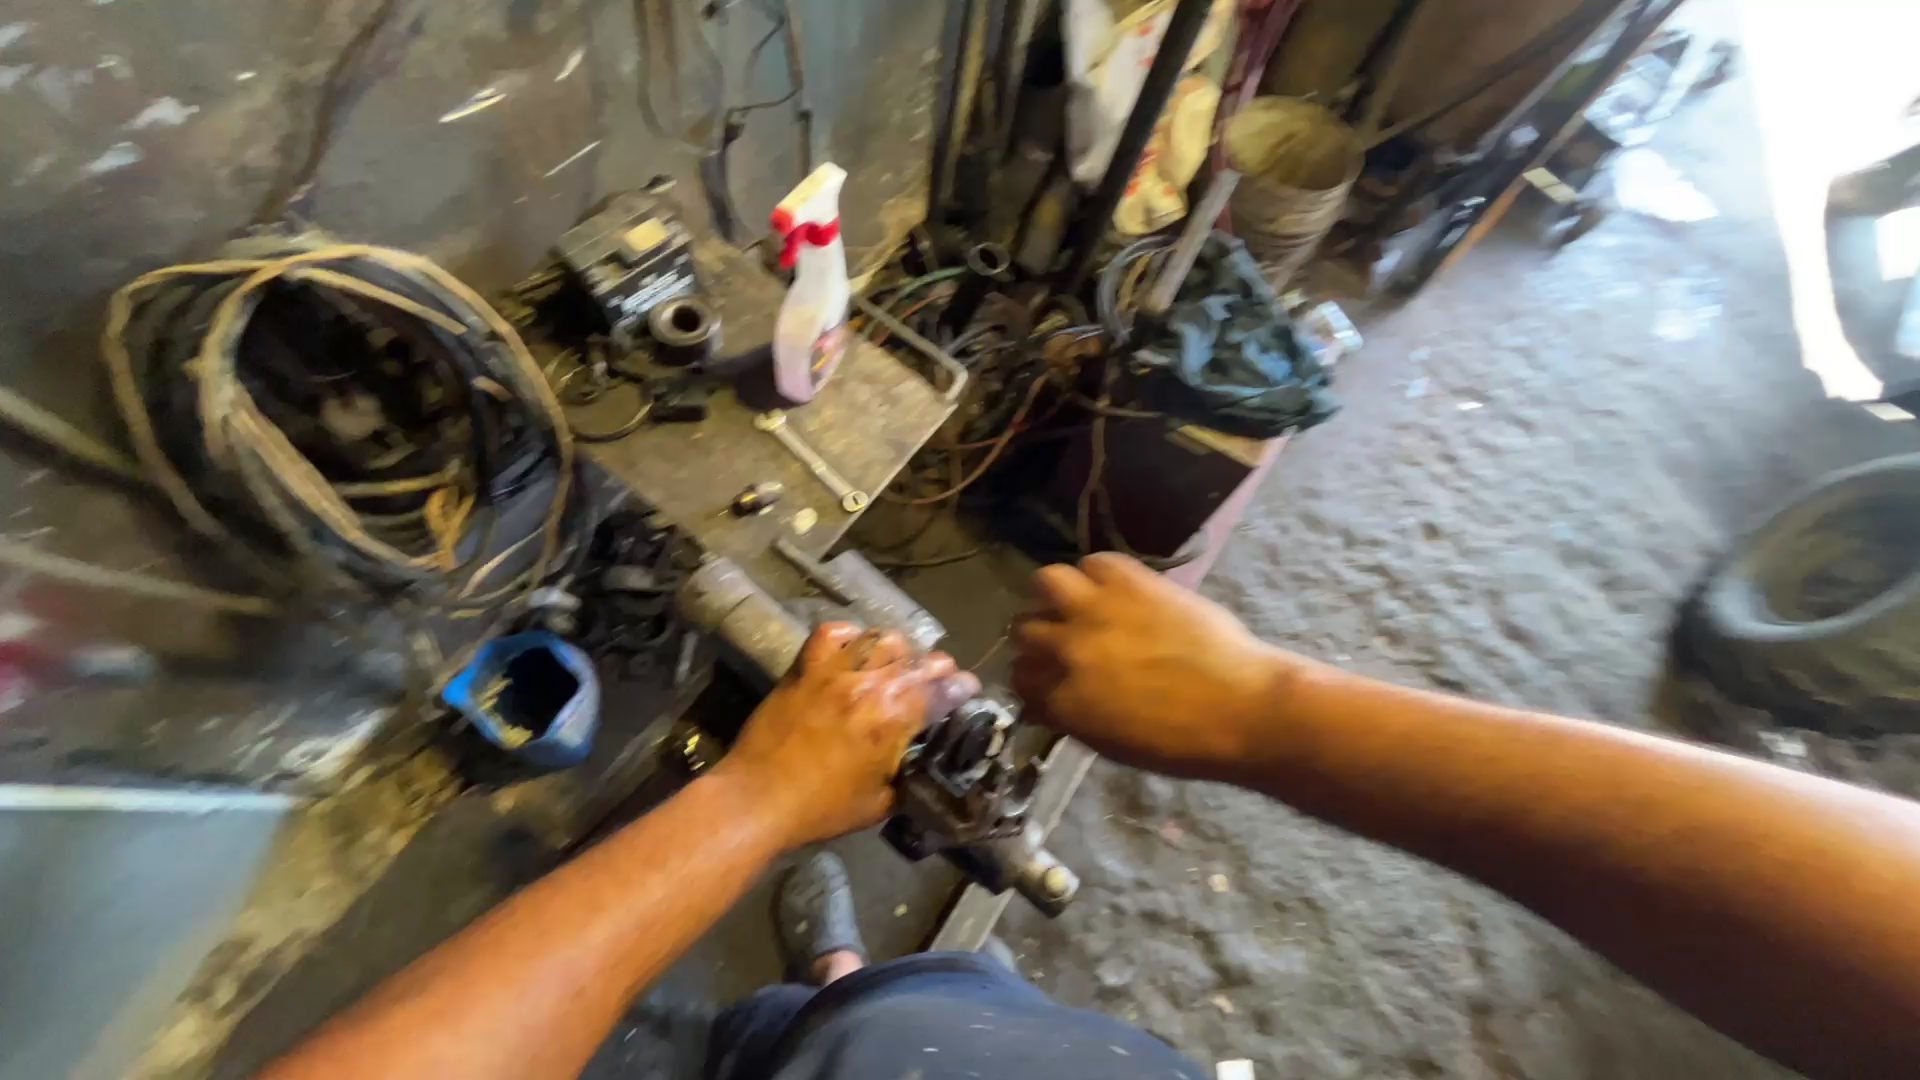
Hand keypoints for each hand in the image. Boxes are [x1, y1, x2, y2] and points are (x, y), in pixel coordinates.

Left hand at [714, 623, 979, 848]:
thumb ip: (908, 773)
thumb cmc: (821, 808)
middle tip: (938, 680)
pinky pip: (834, 633)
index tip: (967, 690)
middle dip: (938, 668)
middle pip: (919, 659)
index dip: (962, 687)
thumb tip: (922, 762)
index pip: (944, 688)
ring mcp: (835, 670)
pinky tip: (855, 649)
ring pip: (882, 638)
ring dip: (898, 651)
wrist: (757, 799)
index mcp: (896, 716)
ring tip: (897, 663)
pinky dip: (851, 636)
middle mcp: (871, 683)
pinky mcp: (805, 666)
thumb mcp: (881, 802)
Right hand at [1011, 553, 1301, 780]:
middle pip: (1023, 629)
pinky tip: (1112, 588)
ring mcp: (1095, 610)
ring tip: (1074, 601)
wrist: (1240, 709)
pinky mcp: (1128, 582)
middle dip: (1037, 636)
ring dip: (1054, 594)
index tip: (1045, 676)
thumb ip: (1070, 717)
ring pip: (1045, 582)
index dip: (1031, 676)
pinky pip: (1093, 562)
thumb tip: (1048, 702)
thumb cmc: (1180, 742)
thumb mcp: (1110, 744)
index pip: (1019, 678)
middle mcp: (1067, 649)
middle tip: (1060, 638)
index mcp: (1061, 699)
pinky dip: (1096, 574)